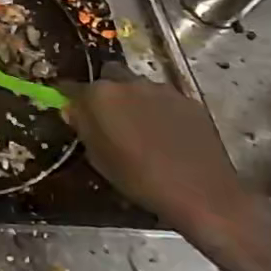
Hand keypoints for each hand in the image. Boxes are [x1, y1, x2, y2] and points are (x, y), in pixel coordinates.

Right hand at [61, 73, 259, 237]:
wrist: (201, 192)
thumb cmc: (139, 179)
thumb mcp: (99, 158)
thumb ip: (83, 127)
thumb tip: (73, 109)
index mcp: (100, 95)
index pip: (73, 87)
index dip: (69, 97)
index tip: (69, 107)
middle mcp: (129, 83)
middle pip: (109, 77)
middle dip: (106, 92)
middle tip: (110, 118)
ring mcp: (161, 89)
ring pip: (138, 87)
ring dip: (135, 101)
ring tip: (142, 130)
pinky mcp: (188, 100)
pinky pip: (164, 100)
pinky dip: (159, 111)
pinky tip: (166, 136)